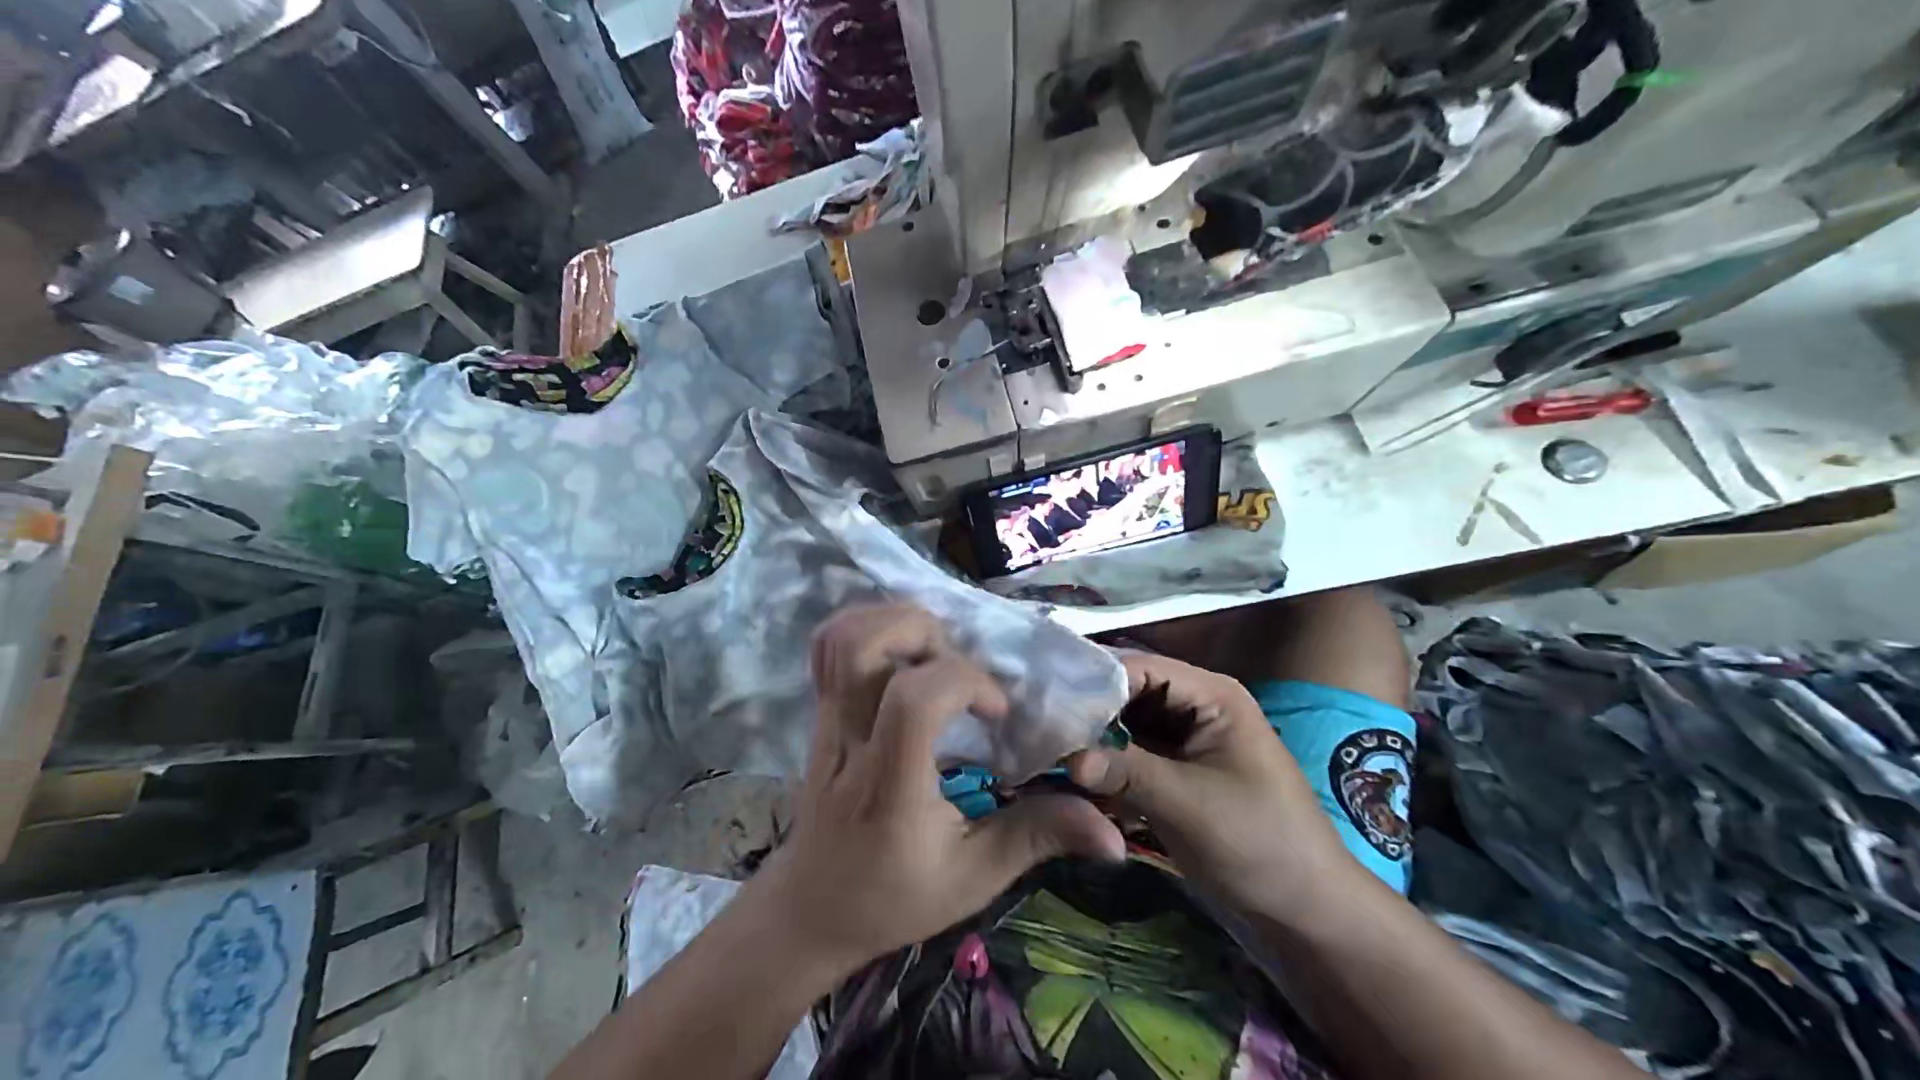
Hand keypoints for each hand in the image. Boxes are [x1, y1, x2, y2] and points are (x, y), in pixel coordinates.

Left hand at [744, 603, 1124, 978]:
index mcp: (890, 782)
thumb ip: (1036, 838)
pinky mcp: (818, 714)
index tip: (995, 710)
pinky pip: (826, 651)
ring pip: (837, 639)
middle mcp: (850, 739)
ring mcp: (825, 722)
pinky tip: (903, 650)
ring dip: (892, 623)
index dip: (964, 682)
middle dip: (921, 632)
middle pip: (862, 646)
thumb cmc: (894, 896)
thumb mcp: (973, 876)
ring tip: (934, 649)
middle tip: (958, 662)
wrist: (814, 908)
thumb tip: (1113, 837)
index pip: (913, 698)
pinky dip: (866, 629)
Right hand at [1066, 652, 1362, 923]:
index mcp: (1211, 694)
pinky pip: (1127, 751)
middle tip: (1032, 720)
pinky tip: (1064, 769)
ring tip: (1039, 741)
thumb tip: (1067, 756)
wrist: (1303, 909)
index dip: (1092, 677)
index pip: (1139, 666)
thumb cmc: (1260, 843)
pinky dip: (1102, 759)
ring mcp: (1182, 737)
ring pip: (1122, 721)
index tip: (1042, 697)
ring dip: (1089, 734)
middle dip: (1085, 706)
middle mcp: (1193, 704)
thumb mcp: (1189, 804)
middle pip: (1126, 690)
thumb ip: (1127, 771)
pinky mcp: (1172, 768)